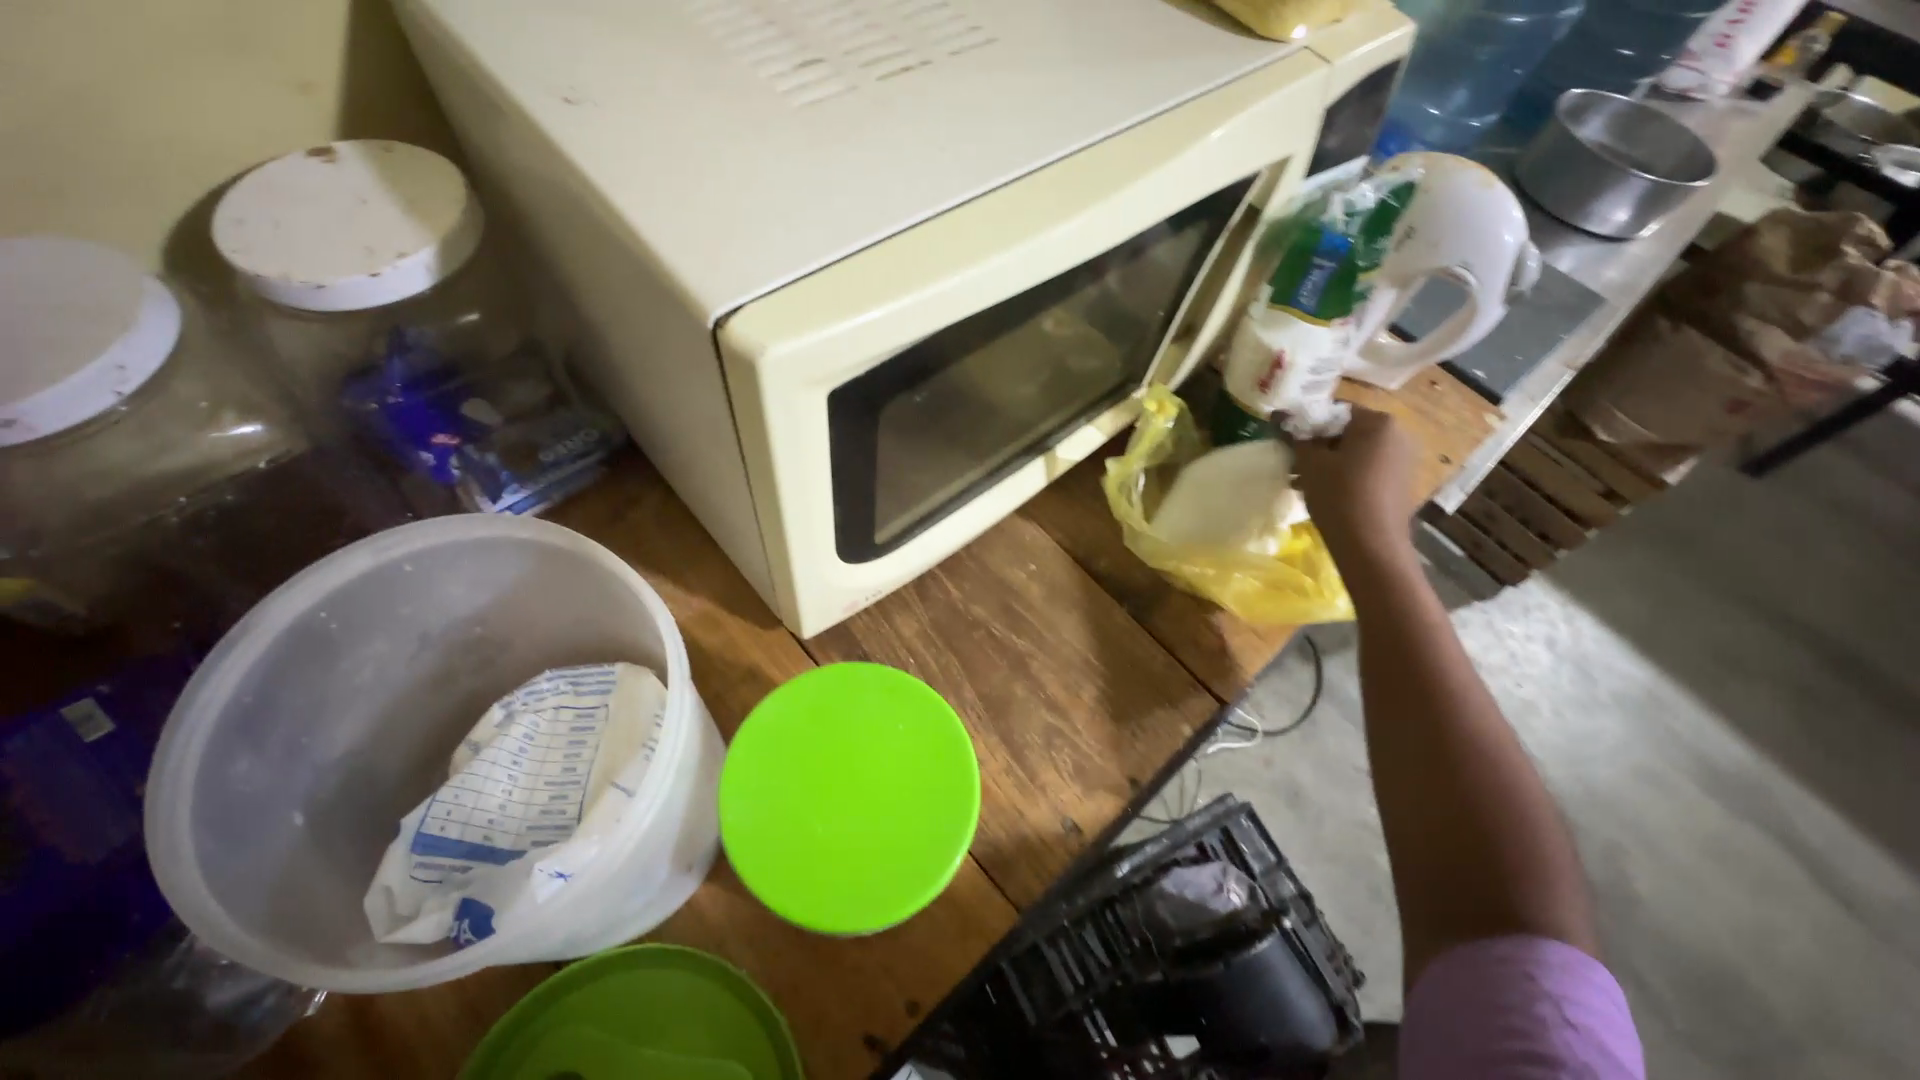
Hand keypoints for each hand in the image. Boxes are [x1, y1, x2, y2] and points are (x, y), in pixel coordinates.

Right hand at [1294, 406, 1417, 566]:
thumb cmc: (1339, 496)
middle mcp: (1398, 435)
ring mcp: (1403, 460)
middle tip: (1292, 464)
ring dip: (1329, 463)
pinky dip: (1345, 476)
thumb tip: (1278, 415)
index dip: (1306, 424)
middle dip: (1318, 446)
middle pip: (1347, 432)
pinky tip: (1324, 493)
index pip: (1334, 411)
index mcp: (1379, 422)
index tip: (1287, 442)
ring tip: (1302, 482)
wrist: (1371, 546)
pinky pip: (1367, 470)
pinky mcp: (1401, 483)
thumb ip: (1295, 436)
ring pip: (1356, 453)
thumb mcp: (1310, 463)